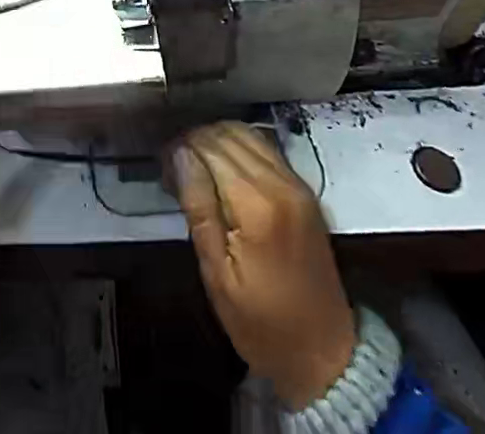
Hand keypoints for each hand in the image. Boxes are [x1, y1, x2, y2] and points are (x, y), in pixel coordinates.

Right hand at [174, 122, 358, 409]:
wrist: (323, 350)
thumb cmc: (261, 323)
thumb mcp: (217, 275)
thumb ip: (199, 208)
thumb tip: (181, 156)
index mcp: (258, 205)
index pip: (212, 149)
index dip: (182, 148)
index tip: (161, 163)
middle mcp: (281, 182)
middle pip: (230, 135)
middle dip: (196, 141)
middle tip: (172, 167)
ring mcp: (297, 182)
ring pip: (249, 135)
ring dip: (217, 140)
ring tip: (193, 166)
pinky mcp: (304, 188)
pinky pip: (266, 149)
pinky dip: (239, 148)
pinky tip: (221, 169)